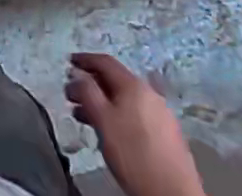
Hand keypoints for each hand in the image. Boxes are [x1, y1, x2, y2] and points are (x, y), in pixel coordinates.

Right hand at [66, 53, 205, 195]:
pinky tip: (109, 131)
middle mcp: (150, 94)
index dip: (85, 59)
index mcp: (134, 85)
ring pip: (124, 99)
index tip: (68, 62)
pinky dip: (117, 115)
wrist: (173, 195)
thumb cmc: (132, 153)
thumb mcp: (102, 119)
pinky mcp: (167, 134)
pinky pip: (135, 114)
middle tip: (71, 94)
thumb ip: (87, 92)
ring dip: (102, 102)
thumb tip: (77, 74)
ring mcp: (161, 114)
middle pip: (115, 80)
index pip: (105, 62)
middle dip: (91, 84)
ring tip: (83, 116)